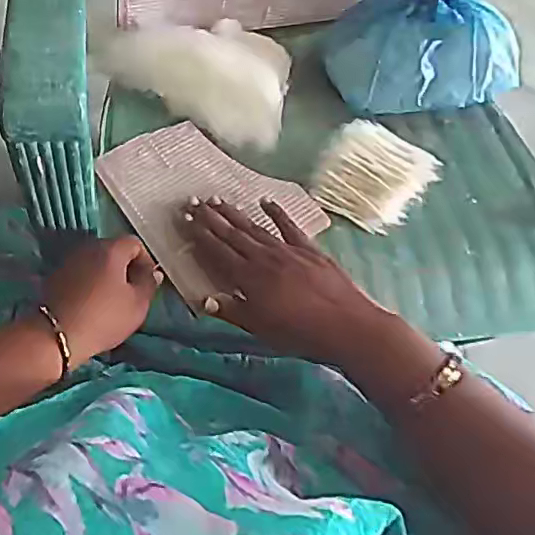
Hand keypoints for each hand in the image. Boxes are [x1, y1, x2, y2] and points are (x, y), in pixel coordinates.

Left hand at [42, 237, 161, 358]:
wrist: (58, 334)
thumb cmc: (104, 317)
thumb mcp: (137, 305)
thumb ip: (148, 284)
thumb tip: (152, 272)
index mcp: (110, 249)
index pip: (134, 243)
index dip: (146, 260)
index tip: (147, 282)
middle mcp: (88, 247)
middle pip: (113, 250)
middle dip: (126, 267)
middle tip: (132, 292)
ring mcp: (69, 260)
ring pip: (96, 261)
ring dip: (106, 274)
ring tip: (112, 299)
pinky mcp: (56, 274)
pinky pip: (81, 272)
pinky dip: (90, 281)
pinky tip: (92, 302)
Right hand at [184, 199, 393, 360]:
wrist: (349, 327)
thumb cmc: (301, 333)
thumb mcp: (261, 328)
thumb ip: (232, 311)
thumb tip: (204, 298)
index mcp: (249, 278)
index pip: (217, 251)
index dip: (200, 235)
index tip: (186, 219)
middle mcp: (264, 258)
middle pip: (232, 234)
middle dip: (211, 217)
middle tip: (194, 201)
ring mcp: (288, 251)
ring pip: (254, 227)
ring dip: (234, 213)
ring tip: (217, 200)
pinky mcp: (310, 250)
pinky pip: (289, 227)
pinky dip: (277, 213)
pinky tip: (265, 202)